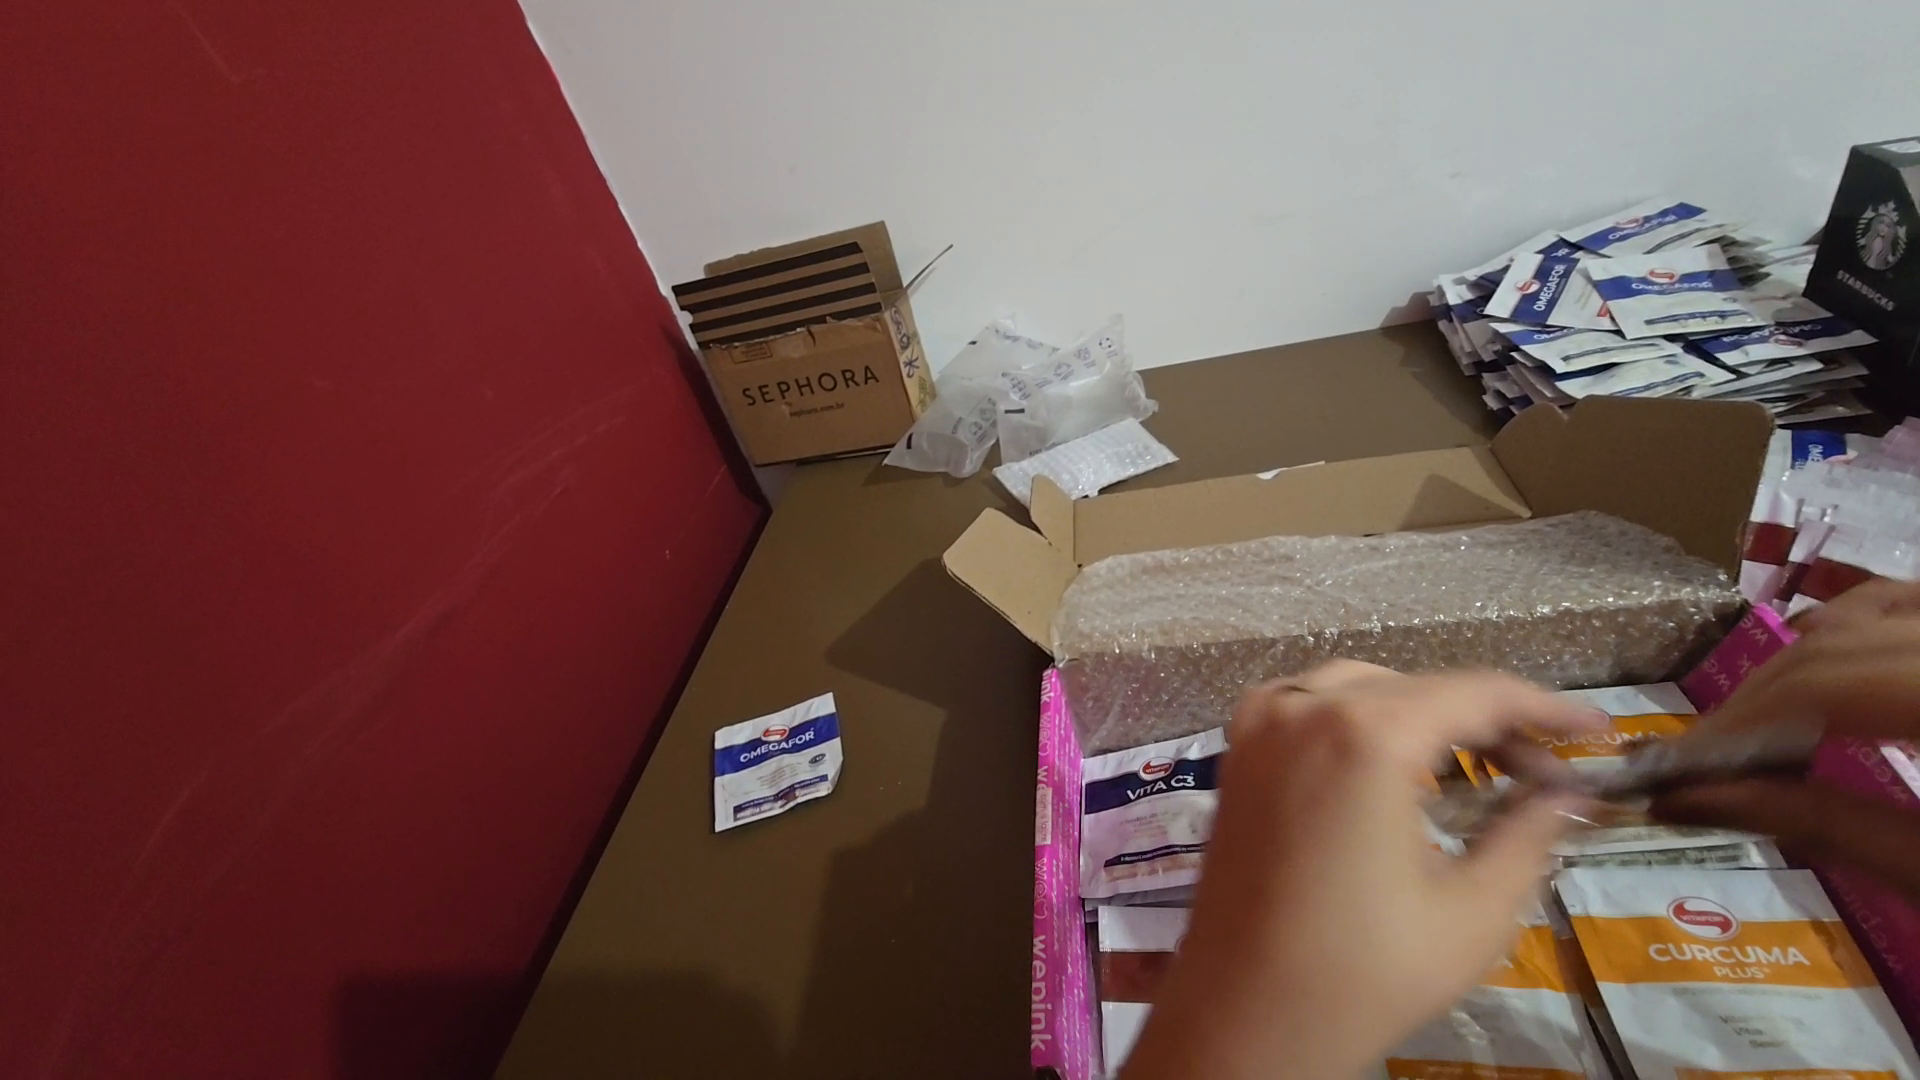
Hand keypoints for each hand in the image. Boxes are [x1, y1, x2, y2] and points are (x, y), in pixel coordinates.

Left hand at [1121, 661, 1602, 1079]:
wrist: (1247, 1001)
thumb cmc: (1365, 968)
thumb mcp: (1474, 909)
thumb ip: (1528, 834)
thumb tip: (1570, 796)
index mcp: (1363, 735)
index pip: (1472, 693)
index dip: (1544, 708)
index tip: (1598, 733)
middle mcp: (1302, 707)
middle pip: (1413, 687)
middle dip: (1484, 720)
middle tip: (1541, 770)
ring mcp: (1259, 723)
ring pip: (1357, 687)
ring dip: (1418, 712)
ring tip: (1474, 763)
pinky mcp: (1236, 747)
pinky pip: (1304, 703)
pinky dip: (1353, 714)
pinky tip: (1385, 755)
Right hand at [1655, 579, 1919, 901]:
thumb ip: (1821, 825)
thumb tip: (1675, 800)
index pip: (1821, 683)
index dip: (1734, 720)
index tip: (1672, 765)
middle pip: (1837, 643)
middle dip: (1758, 698)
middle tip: (1708, 753)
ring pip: (1877, 607)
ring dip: (1807, 654)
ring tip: (1768, 713)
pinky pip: (1914, 611)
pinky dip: (1863, 631)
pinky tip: (1838, 675)